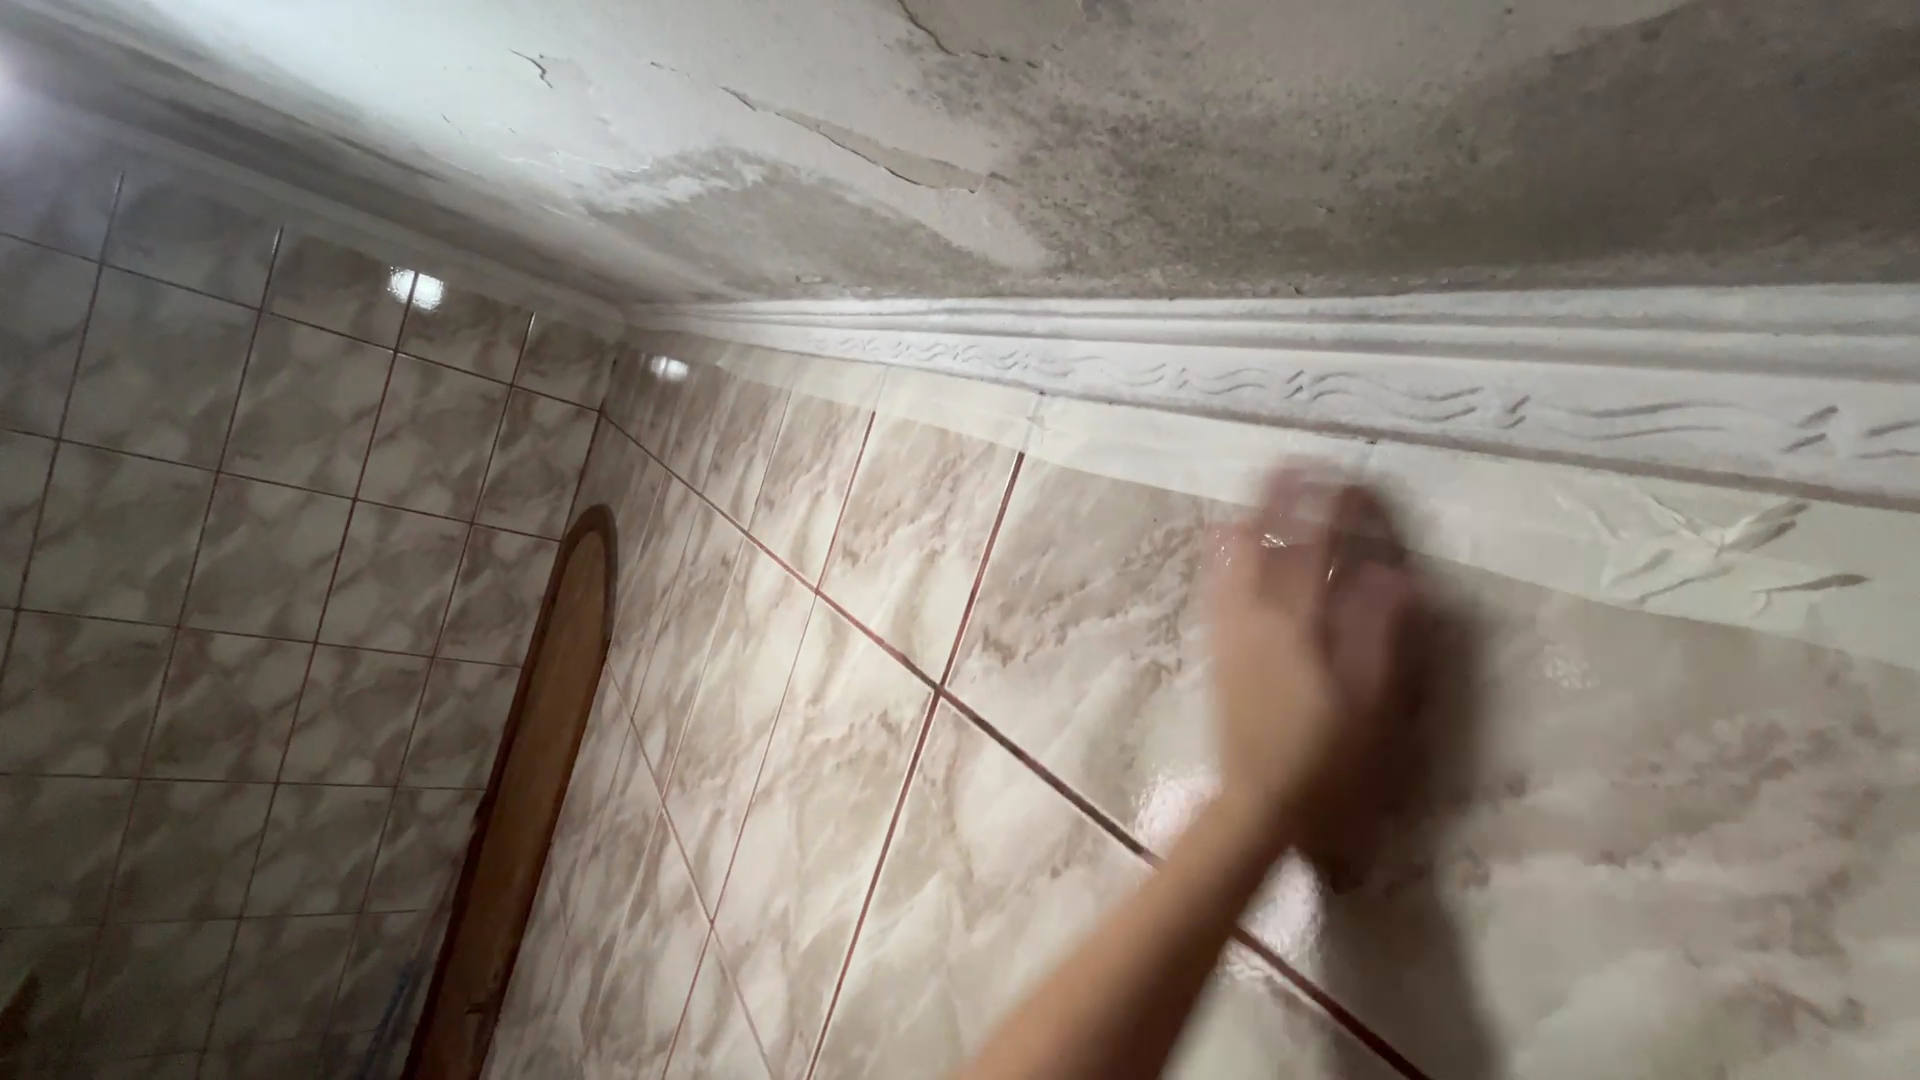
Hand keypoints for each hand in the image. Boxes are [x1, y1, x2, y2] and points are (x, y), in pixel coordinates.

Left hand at [1205, 466, 1414, 839]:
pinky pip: (1212, 580)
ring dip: (1248, 514)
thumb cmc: (1324, 754)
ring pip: (1226, 554)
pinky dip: (1223, 550)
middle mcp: (1253, 613)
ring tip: (1266, 490)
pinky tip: (1231, 542)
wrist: (1257, 794)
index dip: (1331, 504)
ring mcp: (1226, 626)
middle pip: (1257, 536)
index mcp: (1297, 622)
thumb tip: (1395, 573)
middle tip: (1298, 464)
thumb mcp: (1368, 698)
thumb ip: (1378, 631)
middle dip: (1275, 493)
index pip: (1314, 545)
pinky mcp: (1213, 642)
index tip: (1349, 474)